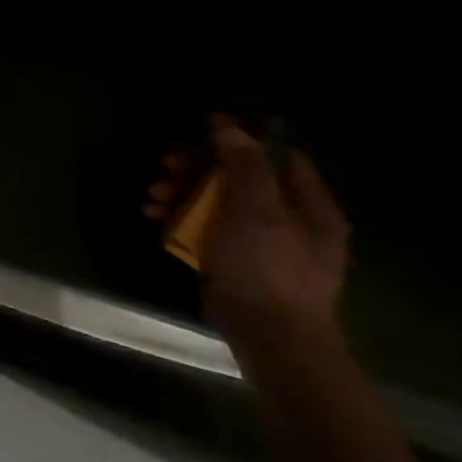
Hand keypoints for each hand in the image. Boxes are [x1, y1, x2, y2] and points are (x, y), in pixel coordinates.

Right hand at [144, 114, 349, 342]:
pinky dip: (179, 216)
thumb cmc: (267, 266)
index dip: (240, 138)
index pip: (277, 155)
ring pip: (215, 199)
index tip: (201, 128)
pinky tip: (155, 217)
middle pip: (237, 175)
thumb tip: (229, 127)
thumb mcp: (256, 209)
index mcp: (308, 205)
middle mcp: (288, 218)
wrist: (268, 334)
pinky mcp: (234, 256)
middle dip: (196, 167)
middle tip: (165, 166)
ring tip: (153, 197)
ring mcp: (259, 239)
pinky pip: (204, 224)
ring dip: (180, 191)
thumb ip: (244, 165)